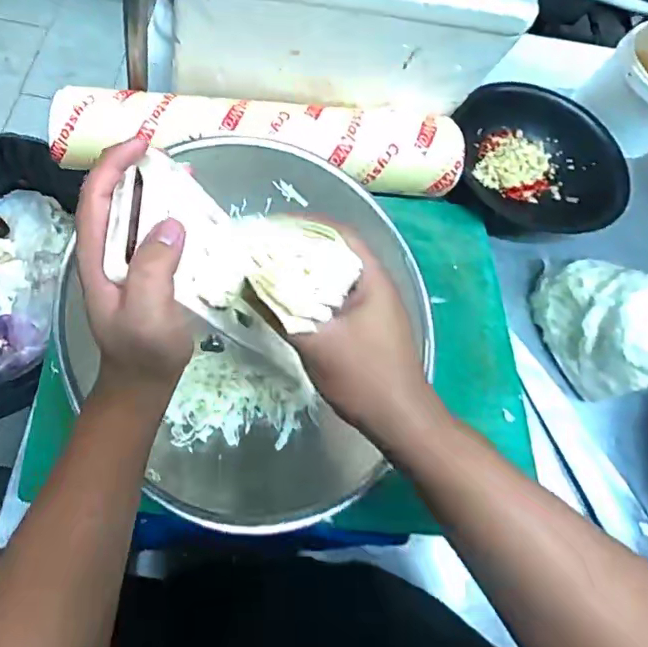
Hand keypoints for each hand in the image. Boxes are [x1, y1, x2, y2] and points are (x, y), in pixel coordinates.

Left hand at [73, 137, 194, 399]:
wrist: (141, 383)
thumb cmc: (142, 351)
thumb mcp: (148, 314)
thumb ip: (153, 269)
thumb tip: (171, 223)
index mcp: (96, 256)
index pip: (96, 197)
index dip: (112, 164)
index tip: (141, 144)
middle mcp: (103, 250)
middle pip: (109, 195)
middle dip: (130, 166)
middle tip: (164, 152)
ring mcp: (120, 258)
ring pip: (128, 208)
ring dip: (148, 183)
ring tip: (179, 170)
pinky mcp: (139, 266)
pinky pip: (147, 226)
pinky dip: (162, 207)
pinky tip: (185, 204)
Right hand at [282, 224, 435, 440]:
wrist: (402, 422)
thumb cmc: (363, 377)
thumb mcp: (314, 343)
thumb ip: (278, 312)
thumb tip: (245, 286)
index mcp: (371, 279)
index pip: (339, 234)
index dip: (305, 224)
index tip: (273, 226)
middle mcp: (376, 284)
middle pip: (336, 251)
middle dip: (300, 245)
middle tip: (266, 246)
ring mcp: (375, 305)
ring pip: (335, 274)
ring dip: (306, 269)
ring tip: (272, 268)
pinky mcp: (369, 323)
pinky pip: (336, 294)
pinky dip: (313, 290)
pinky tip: (291, 299)